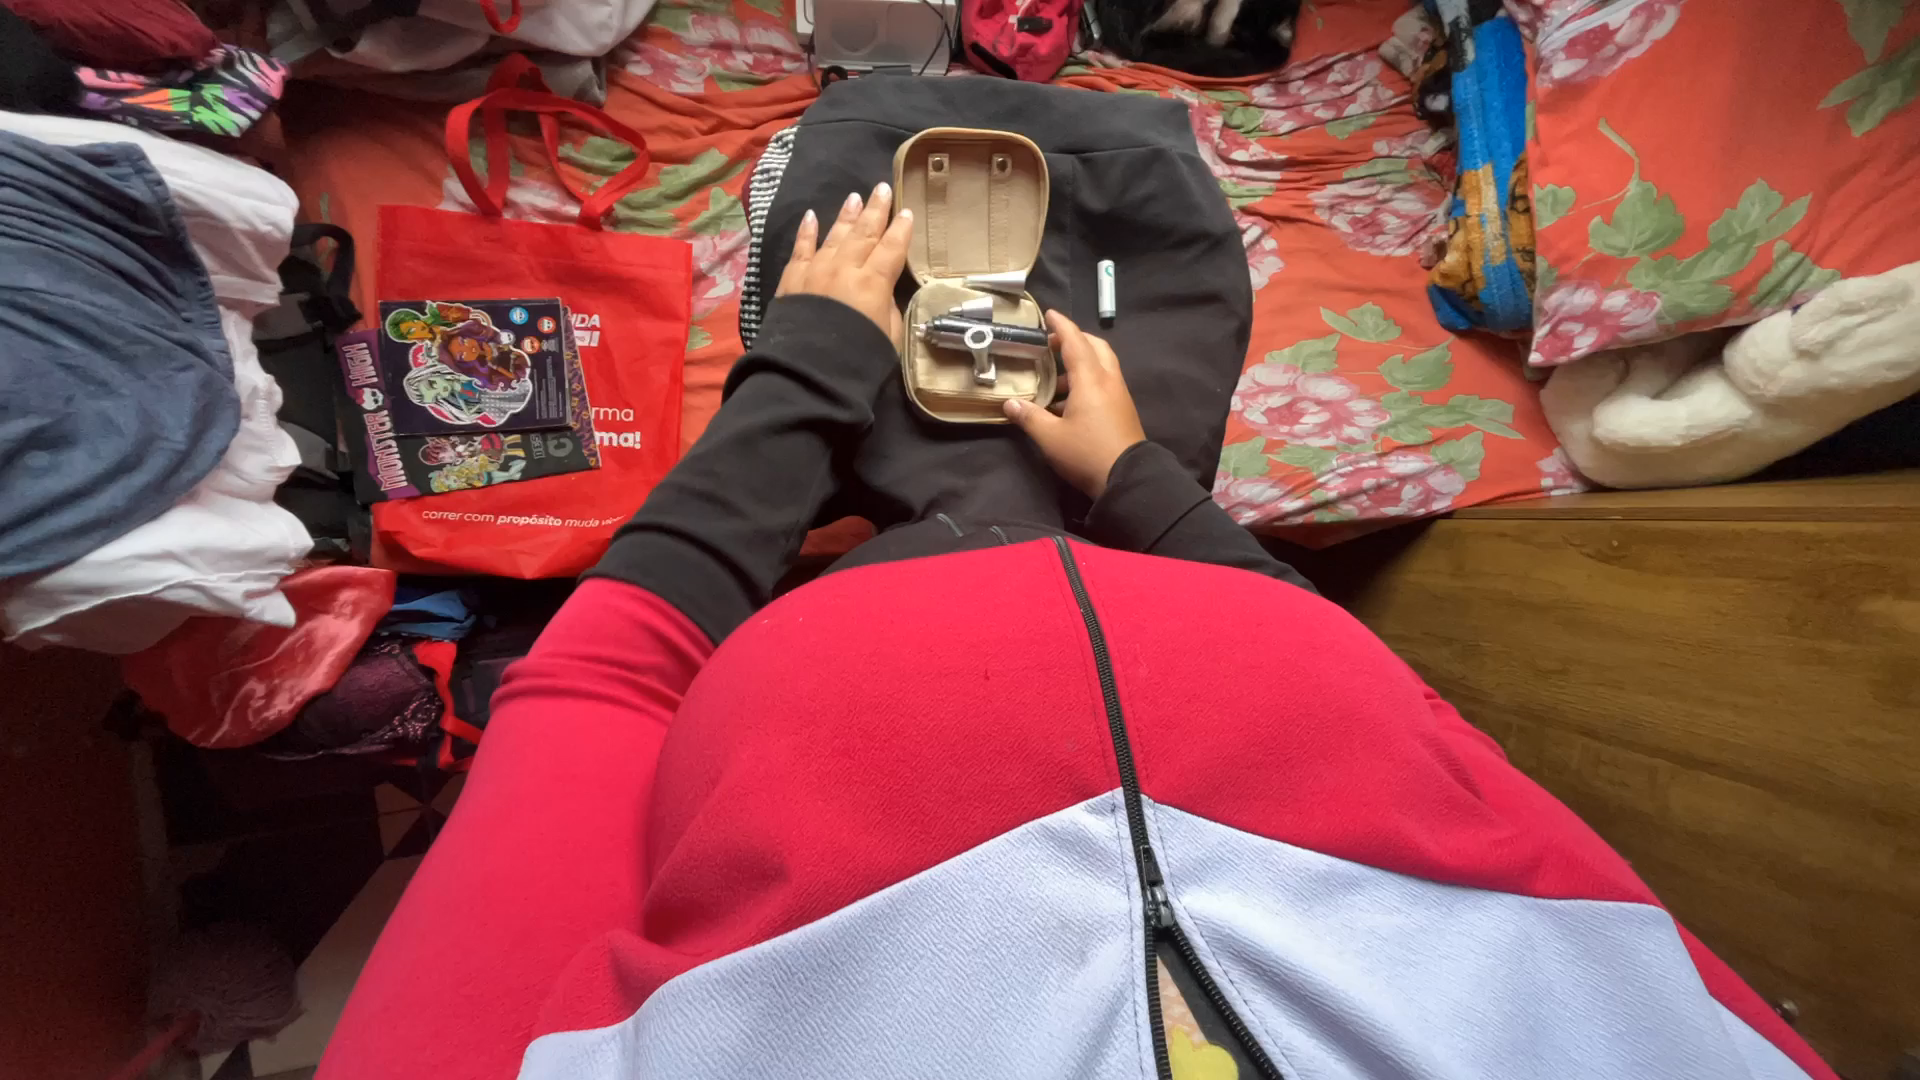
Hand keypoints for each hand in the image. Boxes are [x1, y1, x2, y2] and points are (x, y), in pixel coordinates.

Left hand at [775, 182, 912, 341]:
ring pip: (835, 235)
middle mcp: (845, 268)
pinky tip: (811, 216)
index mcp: (874, 282)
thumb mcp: (889, 337)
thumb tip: (884, 296)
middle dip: (875, 210)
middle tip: (882, 188)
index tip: (907, 212)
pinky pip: (801, 248)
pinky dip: (807, 232)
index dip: (901, 230)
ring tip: (854, 197)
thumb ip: (888, 311)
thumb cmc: (858, 357)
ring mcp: (817, 270)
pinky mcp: (793, 279)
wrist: (812, 369)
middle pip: (864, 233)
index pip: (892, 249)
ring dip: (846, 216)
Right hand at [1003, 311, 1146, 497]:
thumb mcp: (1050, 438)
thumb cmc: (1087, 453)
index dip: (1061, 326)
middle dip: (1074, 340)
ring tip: (1055, 377)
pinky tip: (1068, 401)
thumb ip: (1029, 417)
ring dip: (1080, 363)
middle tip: (1052, 345)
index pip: (1075, 342)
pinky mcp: (1122, 410)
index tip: (1049, 314)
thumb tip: (1010, 404)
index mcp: (1090, 379)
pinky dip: (1086, 381)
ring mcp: (1118, 395)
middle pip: (1094, 347)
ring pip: (1101, 365)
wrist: (1128, 479)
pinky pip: (1104, 384)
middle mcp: (1108, 380)